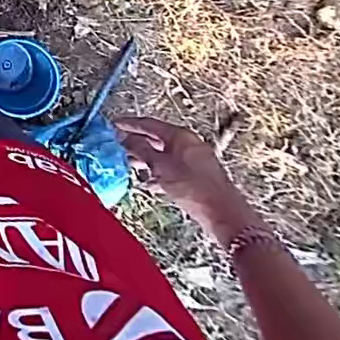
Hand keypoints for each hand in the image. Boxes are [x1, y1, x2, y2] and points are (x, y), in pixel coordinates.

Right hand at [114, 116, 261, 243]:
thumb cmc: (194, 188)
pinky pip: (172, 168)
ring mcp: (195, 160)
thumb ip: (141, 150)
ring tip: (131, 164)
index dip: (129, 124)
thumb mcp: (160, 167)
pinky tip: (150, 182)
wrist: (224, 215)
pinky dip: (158, 172)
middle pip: (156, 138)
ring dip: (146, 159)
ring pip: (164, 154)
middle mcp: (189, 144)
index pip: (149, 124)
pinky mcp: (198, 177)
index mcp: (180, 135)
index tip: (115, 124)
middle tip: (119, 145)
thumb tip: (127, 139)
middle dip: (136, 142)